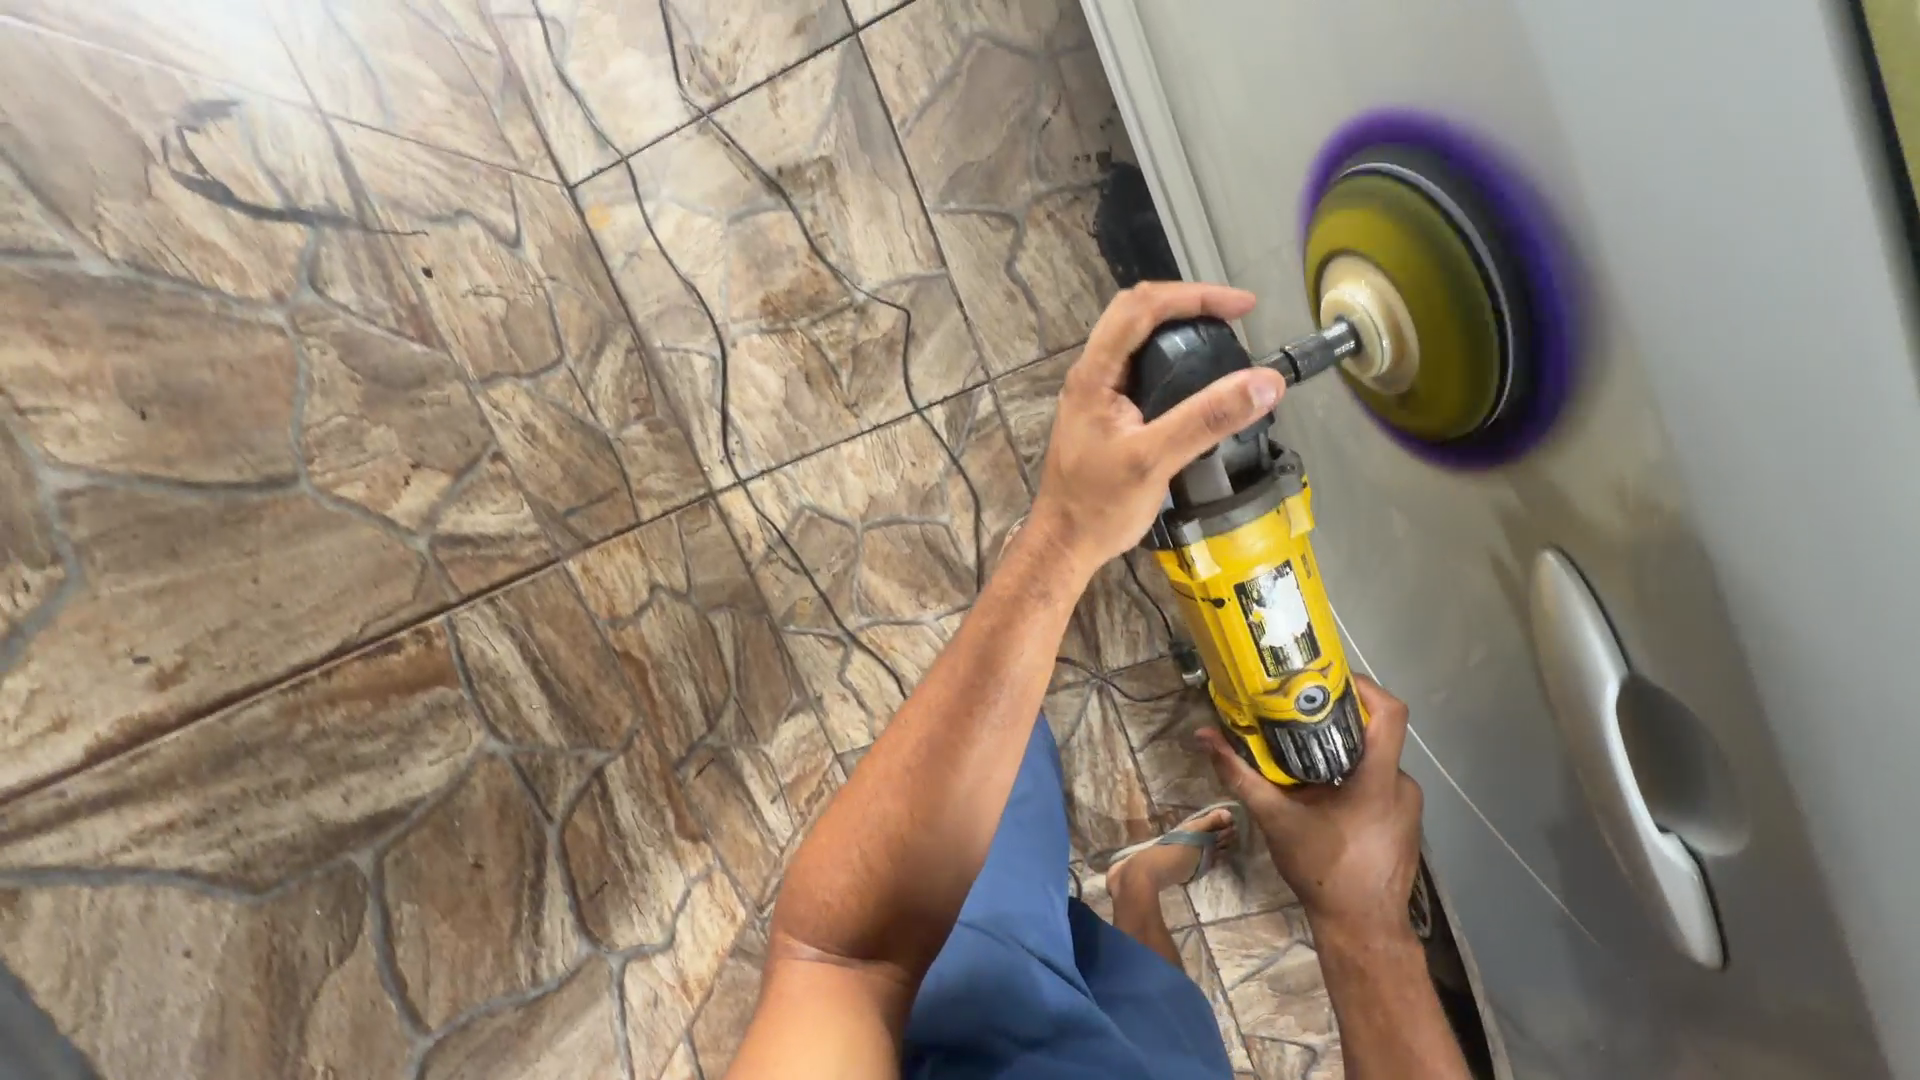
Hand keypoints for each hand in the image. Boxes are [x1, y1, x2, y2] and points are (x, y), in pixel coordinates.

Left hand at [1028, 282, 1287, 575]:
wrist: (1066, 542)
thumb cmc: (1099, 505)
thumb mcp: (1155, 460)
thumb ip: (1207, 419)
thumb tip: (1266, 382)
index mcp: (1093, 375)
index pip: (1140, 308)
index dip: (1194, 296)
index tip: (1243, 307)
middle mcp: (1090, 375)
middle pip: (1136, 314)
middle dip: (1187, 305)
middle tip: (1233, 319)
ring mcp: (1095, 395)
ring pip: (1136, 341)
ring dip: (1178, 330)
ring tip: (1221, 341)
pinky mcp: (1105, 415)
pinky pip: (1139, 370)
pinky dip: (1171, 361)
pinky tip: (1196, 381)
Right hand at [1197, 676, 1424, 939]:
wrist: (1362, 930)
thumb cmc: (1323, 871)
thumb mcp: (1274, 819)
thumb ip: (1239, 774)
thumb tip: (1203, 736)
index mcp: (1378, 778)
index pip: (1390, 712)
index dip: (1362, 686)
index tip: (1324, 680)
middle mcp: (1401, 784)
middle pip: (1375, 731)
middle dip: (1336, 718)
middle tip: (1296, 712)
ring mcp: (1407, 804)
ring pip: (1373, 758)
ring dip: (1340, 750)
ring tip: (1300, 753)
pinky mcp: (1403, 821)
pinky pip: (1378, 782)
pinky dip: (1350, 775)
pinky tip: (1319, 793)